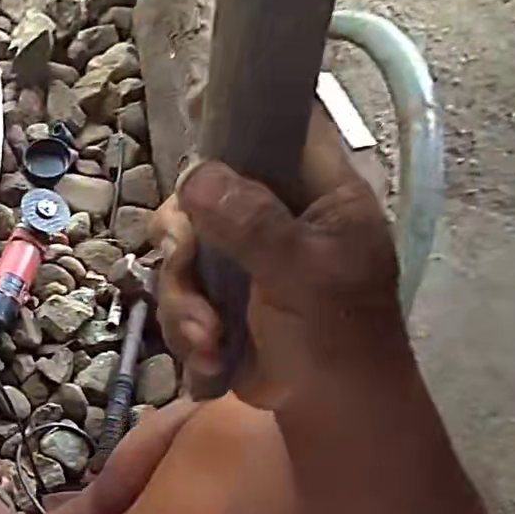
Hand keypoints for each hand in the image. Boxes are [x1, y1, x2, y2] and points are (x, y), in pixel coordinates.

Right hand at [151, 105, 404, 409]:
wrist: (325, 406)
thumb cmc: (337, 336)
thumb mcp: (302, 274)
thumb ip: (253, 223)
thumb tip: (195, 176)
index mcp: (314, 192)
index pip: (282, 125)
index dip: (241, 109)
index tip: (195, 107)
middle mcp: (270, 217)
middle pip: (201, 196)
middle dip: (185, 240)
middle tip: (184, 261)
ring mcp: (239, 259)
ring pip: (180, 256)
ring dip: (186, 305)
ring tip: (210, 340)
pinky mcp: (215, 298)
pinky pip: (177, 297)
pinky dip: (187, 331)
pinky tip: (211, 357)